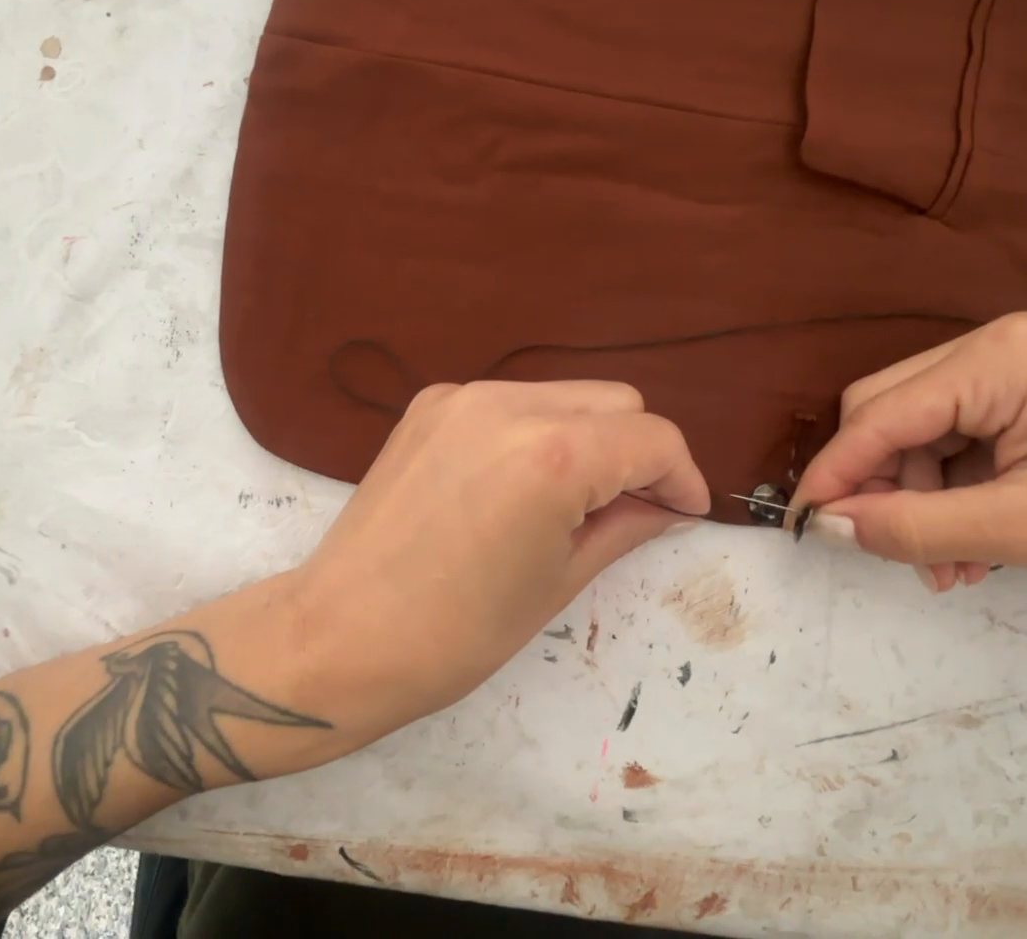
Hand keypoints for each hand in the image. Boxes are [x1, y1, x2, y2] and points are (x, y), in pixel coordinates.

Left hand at [291, 380, 708, 733]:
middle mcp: (509, 404)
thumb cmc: (459, 632)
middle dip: (637, 450)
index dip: (681, 475)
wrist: (342, 634)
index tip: (685, 512)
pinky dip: (536, 430)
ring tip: (573, 498)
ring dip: (588, 436)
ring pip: (564, 394)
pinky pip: (511, 402)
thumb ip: (626, 525)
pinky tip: (516, 482)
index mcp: (554, 454)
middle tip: (631, 509)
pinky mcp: (429, 406)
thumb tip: (667, 505)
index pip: (651, 438)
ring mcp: (462, 396)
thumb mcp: (559, 581)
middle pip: (614, 400)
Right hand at [793, 313, 1026, 599]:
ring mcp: (1020, 373)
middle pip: (890, 415)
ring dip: (918, 503)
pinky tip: (976, 548)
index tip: (800, 531)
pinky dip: (953, 496)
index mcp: (996, 358)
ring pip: (921, 436)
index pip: (876, 414)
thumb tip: (822, 526)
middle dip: (881, 489)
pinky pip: (962, 445)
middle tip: (896, 557)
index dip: (832, 474)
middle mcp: (997, 349)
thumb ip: (913, 526)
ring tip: (952, 570)